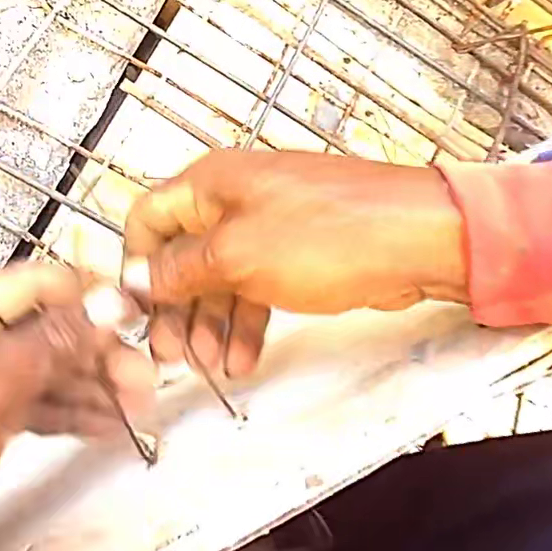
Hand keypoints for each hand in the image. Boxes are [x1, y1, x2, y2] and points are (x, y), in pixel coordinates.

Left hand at [0, 263, 153, 550]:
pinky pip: (24, 407)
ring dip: (87, 387)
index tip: (143, 317)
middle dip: (95, 353)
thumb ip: (48, 344)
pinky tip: (103, 425)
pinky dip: (62, 414)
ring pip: (38, 371)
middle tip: (145, 383)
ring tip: (137, 408)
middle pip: (40, 330)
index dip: (91, 297)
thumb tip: (110, 298)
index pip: (33, 284)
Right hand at [123, 150, 466, 378]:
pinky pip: (253, 287)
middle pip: (181, 255)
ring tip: (209, 365)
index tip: (136, 309)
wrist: (416, 240)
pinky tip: (242, 356)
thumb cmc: (328, 234)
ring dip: (209, 323)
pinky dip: (244, 321)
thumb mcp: (235, 256)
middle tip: (170, 353)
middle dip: (173, 306)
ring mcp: (264, 227)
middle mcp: (231, 200)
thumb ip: (178, 269)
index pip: (148, 218)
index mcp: (209, 185)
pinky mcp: (292, 253)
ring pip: (217, 278)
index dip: (136, 264)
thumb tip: (135, 278)